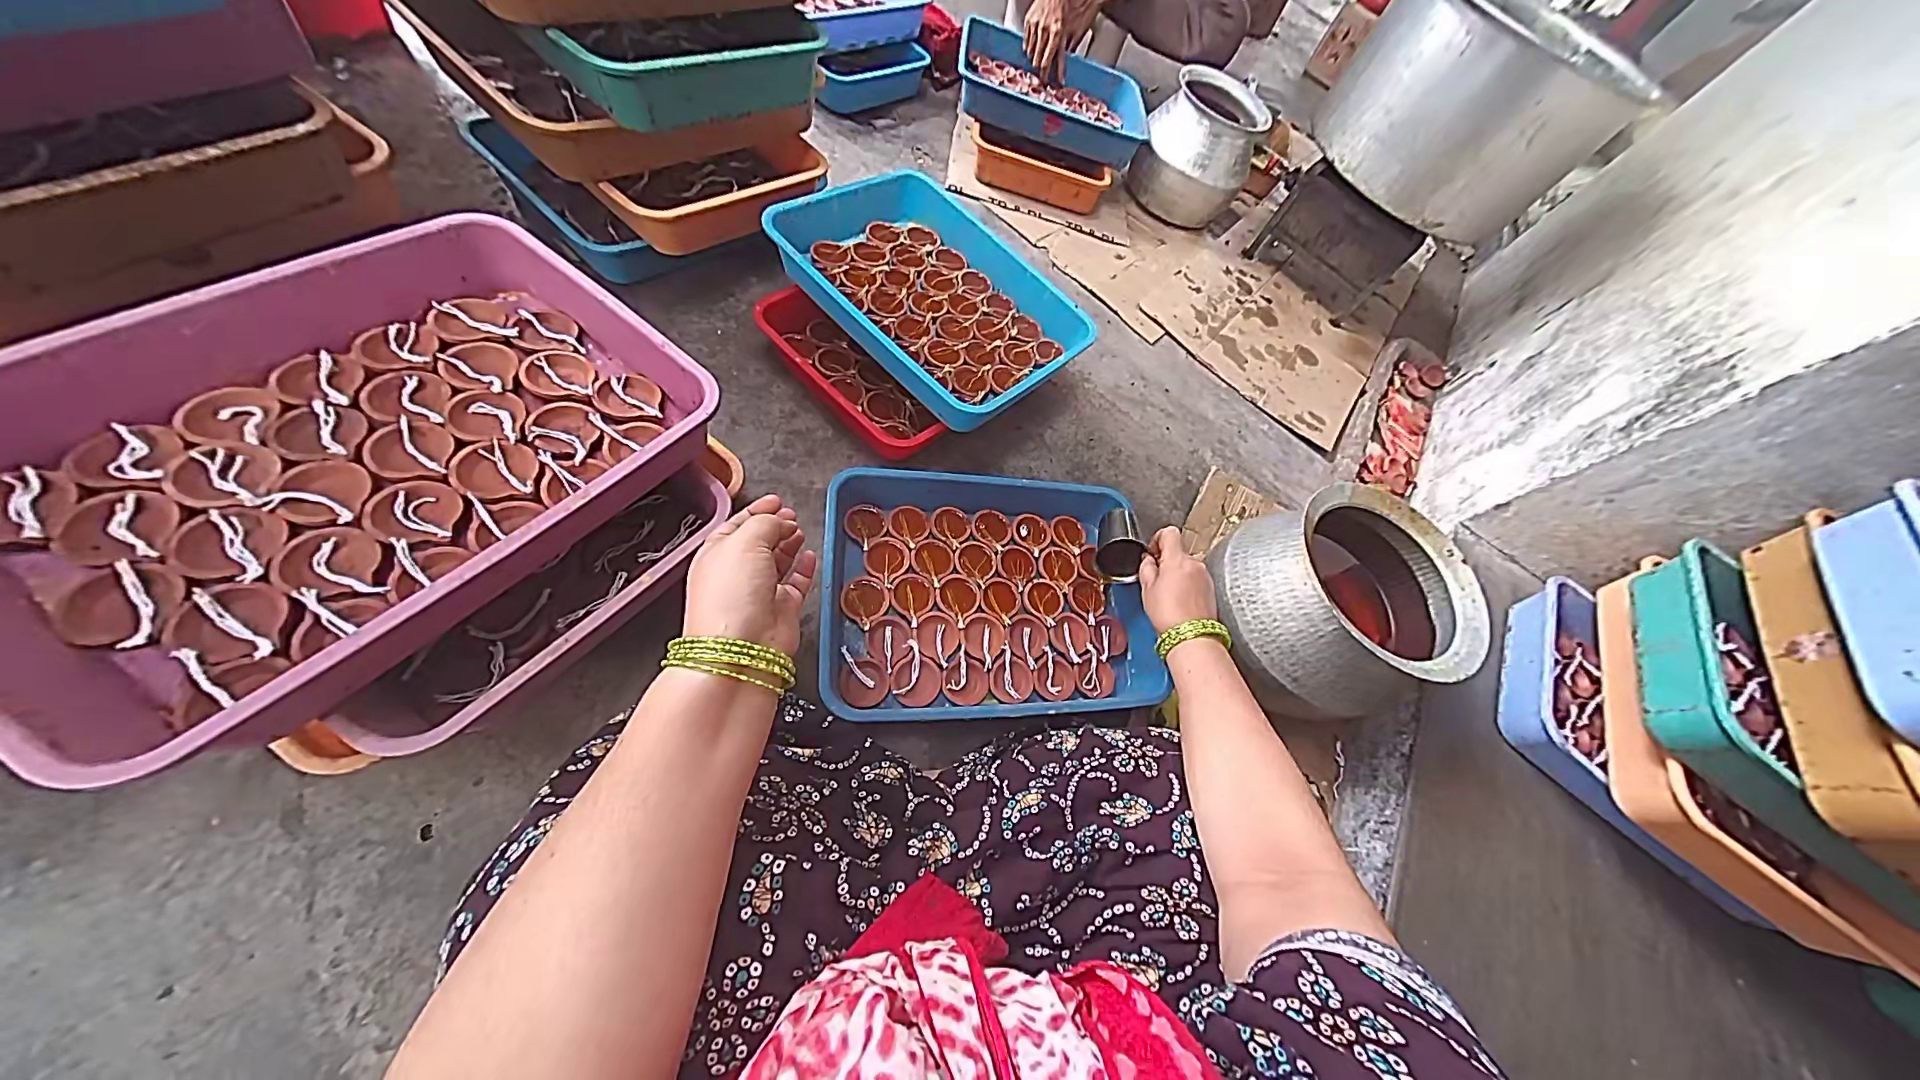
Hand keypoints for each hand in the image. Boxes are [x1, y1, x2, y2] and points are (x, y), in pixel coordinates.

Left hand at [682, 494, 817, 656]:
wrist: (741, 648)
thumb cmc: (731, 596)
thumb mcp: (745, 541)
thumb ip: (766, 523)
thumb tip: (781, 522)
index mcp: (717, 554)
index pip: (738, 525)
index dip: (757, 511)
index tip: (776, 500)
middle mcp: (737, 574)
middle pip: (759, 543)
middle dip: (776, 526)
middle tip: (792, 515)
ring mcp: (760, 592)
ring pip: (778, 561)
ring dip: (790, 544)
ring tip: (800, 531)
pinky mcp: (782, 609)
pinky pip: (797, 583)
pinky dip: (804, 568)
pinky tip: (809, 555)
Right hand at [1022, 0, 1100, 81]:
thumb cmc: (1068, 4)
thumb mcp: (1075, 25)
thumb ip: (1070, 44)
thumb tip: (1068, 60)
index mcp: (1057, 31)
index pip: (1050, 60)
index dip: (1050, 74)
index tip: (1051, 83)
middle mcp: (1044, 29)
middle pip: (1038, 60)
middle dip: (1041, 70)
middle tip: (1043, 76)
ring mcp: (1035, 25)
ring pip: (1031, 53)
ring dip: (1035, 59)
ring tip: (1038, 62)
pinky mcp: (1029, 20)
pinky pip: (1026, 42)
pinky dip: (1030, 48)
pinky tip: (1033, 49)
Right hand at [1136, 526, 1217, 632]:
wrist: (1191, 636)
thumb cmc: (1169, 614)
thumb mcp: (1147, 589)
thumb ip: (1146, 567)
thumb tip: (1148, 561)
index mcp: (1177, 560)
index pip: (1169, 533)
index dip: (1157, 540)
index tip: (1152, 552)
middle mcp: (1195, 564)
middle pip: (1178, 551)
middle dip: (1166, 561)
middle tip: (1155, 579)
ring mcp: (1205, 576)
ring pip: (1187, 566)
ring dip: (1177, 574)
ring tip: (1167, 593)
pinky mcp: (1211, 588)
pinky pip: (1195, 578)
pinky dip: (1186, 585)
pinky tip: (1178, 600)